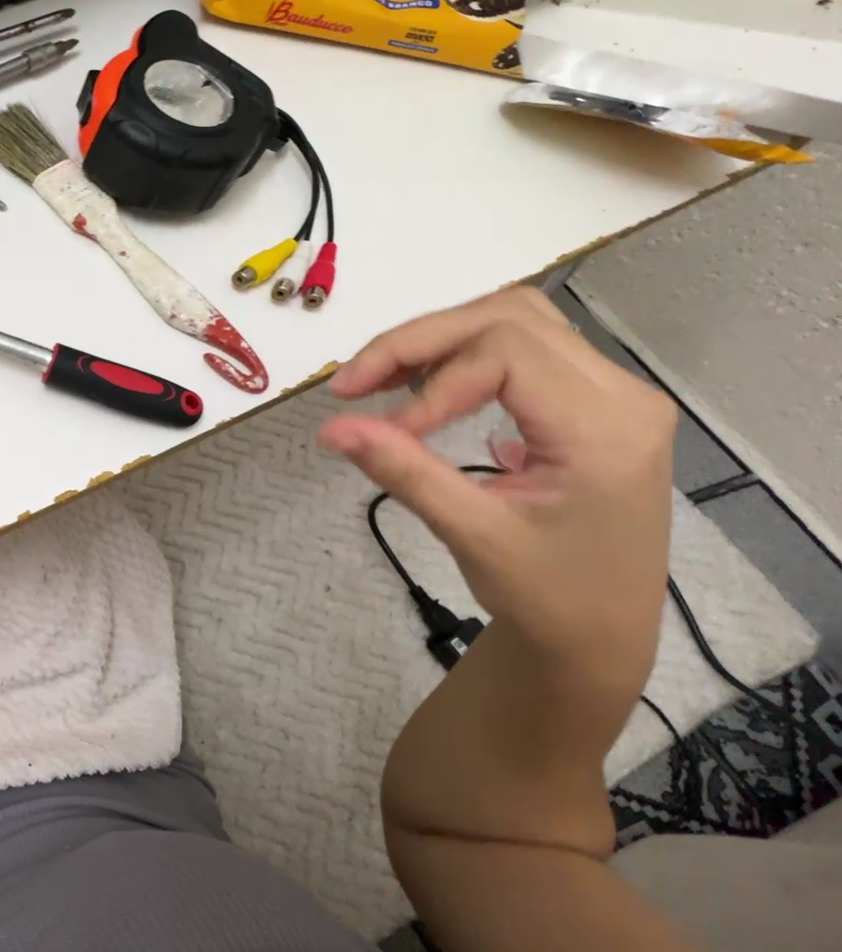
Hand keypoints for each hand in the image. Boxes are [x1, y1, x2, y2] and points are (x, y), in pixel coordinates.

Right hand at [319, 288, 677, 680]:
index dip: (428, 382)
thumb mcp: (470, 533)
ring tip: (379, 381)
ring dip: (437, 340)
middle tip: (352, 384)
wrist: (597, 633)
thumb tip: (331, 428)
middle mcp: (620, 393)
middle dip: (419, 341)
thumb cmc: (545, 593)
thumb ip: (404, 471)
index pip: (505, 353)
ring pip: (514, 321)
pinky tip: (420, 388)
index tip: (379, 432)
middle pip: (508, 317)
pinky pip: (522, 348)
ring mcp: (611, 394)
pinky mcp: (589, 403)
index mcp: (604, 427)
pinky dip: (460, 355)